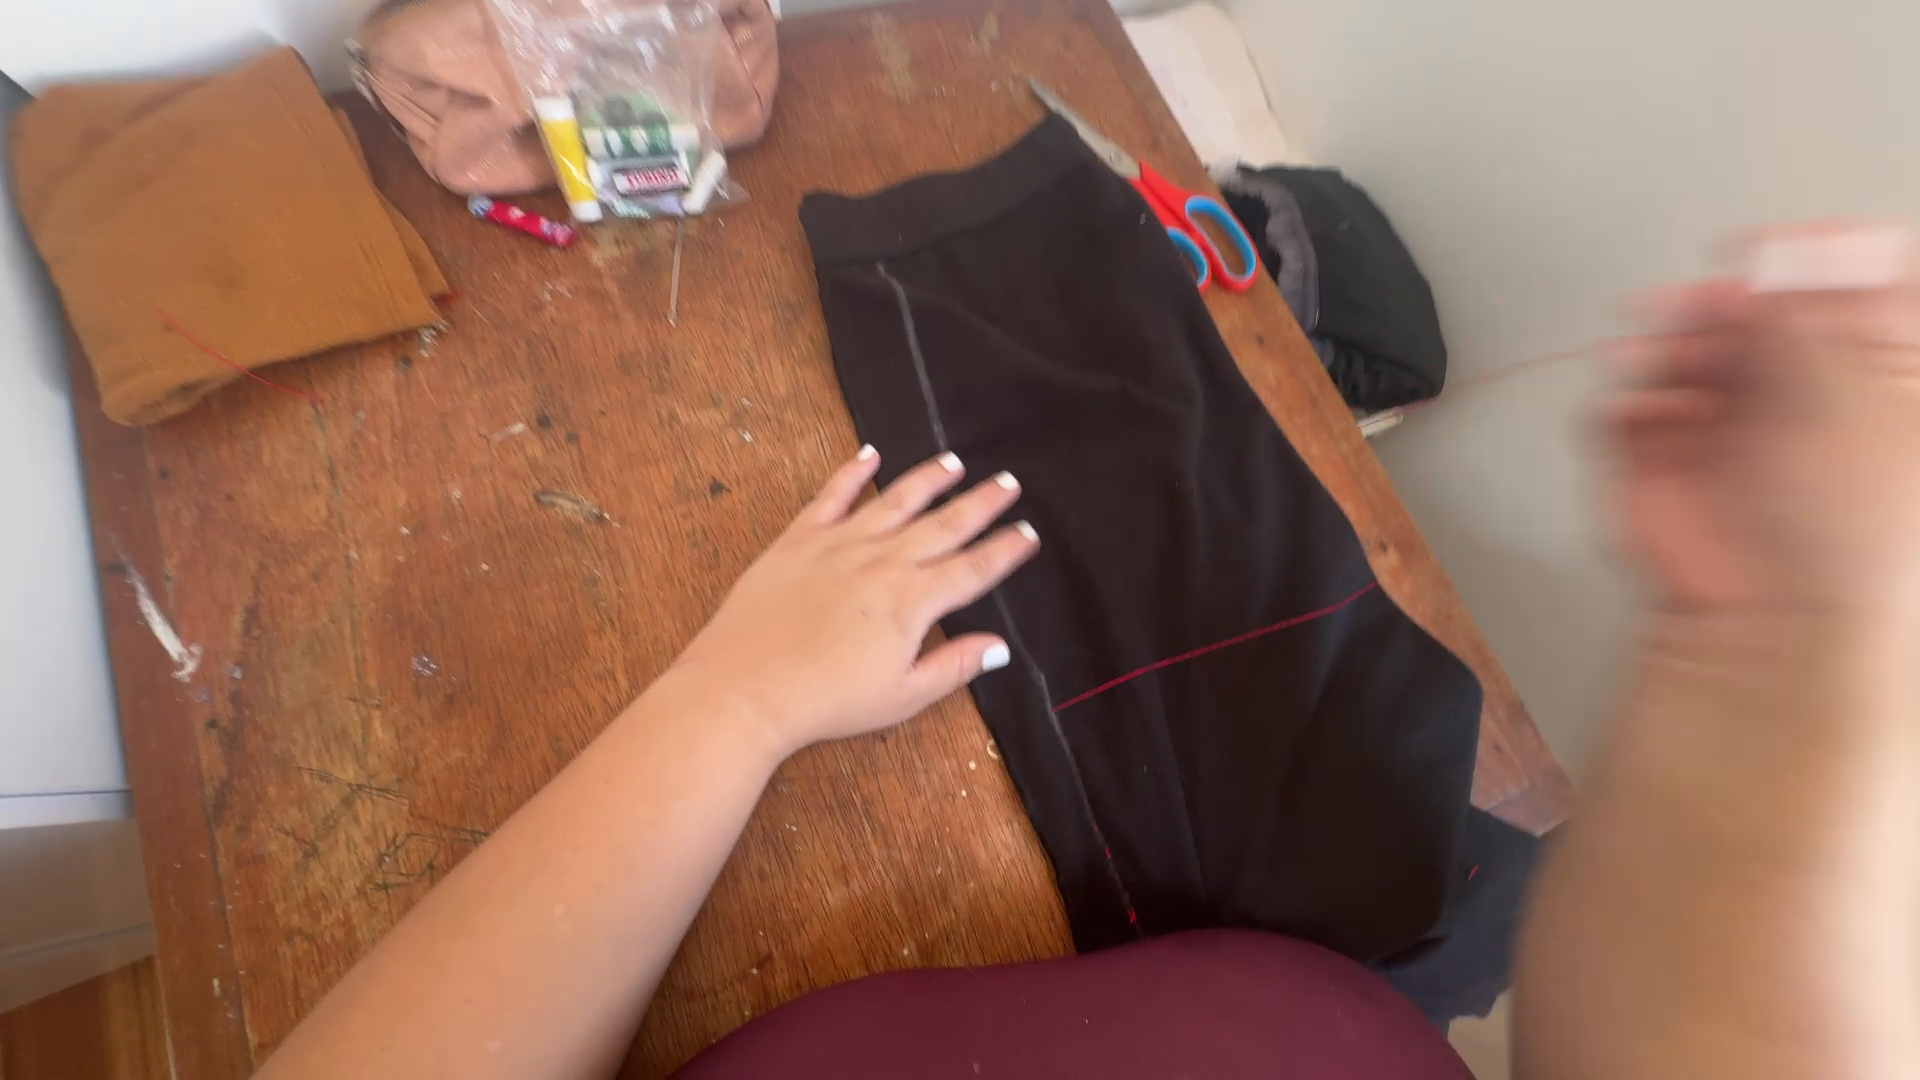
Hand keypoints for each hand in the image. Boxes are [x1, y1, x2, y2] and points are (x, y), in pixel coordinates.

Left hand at [669, 447, 1038, 754]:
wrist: (745, 687)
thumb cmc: (826, 699)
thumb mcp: (902, 696)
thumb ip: (954, 666)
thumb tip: (999, 647)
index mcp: (913, 600)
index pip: (974, 568)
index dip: (1005, 550)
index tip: (1028, 533)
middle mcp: (884, 560)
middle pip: (945, 524)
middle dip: (981, 502)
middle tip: (1007, 482)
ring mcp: (841, 543)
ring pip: (896, 500)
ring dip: (928, 479)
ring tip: (953, 461)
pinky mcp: (800, 539)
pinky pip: (832, 495)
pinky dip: (852, 471)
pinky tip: (869, 452)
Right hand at [1605, 223, 1919, 619]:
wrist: (1758, 608)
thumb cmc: (1836, 527)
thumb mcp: (1847, 405)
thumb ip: (1812, 325)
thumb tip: (1793, 253)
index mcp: (1873, 371)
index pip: (1850, 286)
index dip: (1812, 258)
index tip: (1770, 250)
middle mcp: (1794, 389)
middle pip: (1751, 313)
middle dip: (1718, 302)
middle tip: (1696, 304)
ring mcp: (1717, 422)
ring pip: (1678, 353)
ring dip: (1657, 348)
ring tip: (1643, 359)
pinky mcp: (1651, 452)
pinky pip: (1622, 406)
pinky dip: (1620, 402)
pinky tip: (1634, 412)